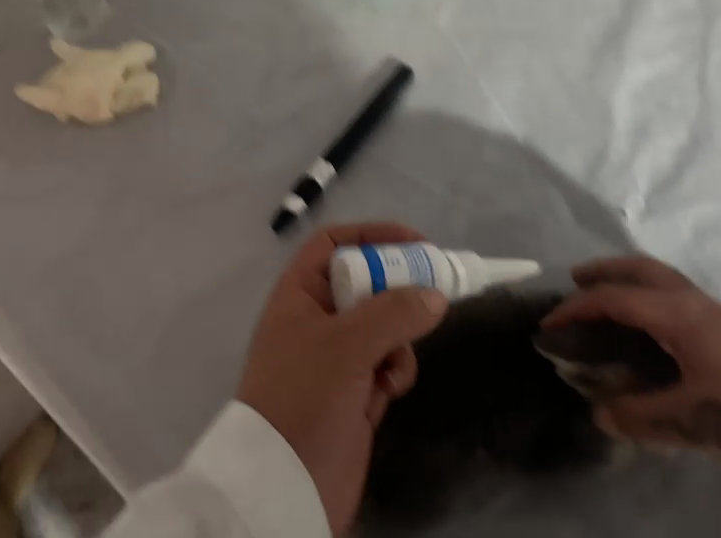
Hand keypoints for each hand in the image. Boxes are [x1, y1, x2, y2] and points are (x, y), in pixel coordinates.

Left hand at [236, 223, 449, 533]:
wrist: (284, 485)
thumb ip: (394, 312)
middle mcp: (315, 319)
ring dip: (398, 339)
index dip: (373, 235)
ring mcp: (334, 357)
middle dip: (397, 293)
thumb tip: (436, 296)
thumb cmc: (304, 397)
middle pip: (367, 284)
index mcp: (298, 294)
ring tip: (390, 363)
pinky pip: (386, 363)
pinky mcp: (353, 392)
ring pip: (383, 326)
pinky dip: (394, 371)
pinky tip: (386, 392)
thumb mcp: (346, 345)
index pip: (334, 244)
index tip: (417, 243)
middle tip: (433, 296)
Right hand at [544, 255, 720, 483]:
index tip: (547, 326)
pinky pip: (679, 299)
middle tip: (575, 281)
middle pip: (642, 269)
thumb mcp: (689, 422)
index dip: (575, 309)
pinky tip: (650, 332)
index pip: (613, 298)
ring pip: (664, 281)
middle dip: (605, 270)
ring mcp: (719, 316)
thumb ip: (638, 416)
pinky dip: (652, 300)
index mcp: (678, 315)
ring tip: (607, 303)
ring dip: (630, 282)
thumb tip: (599, 412)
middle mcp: (695, 304)